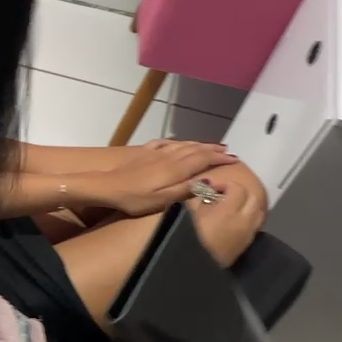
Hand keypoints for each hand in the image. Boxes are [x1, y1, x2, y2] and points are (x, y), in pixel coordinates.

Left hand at [79, 141, 236, 216]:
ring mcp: (156, 152)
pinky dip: (177, 141)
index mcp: (176, 169)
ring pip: (182, 144)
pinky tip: (177, 142)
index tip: (234, 159)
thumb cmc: (134, 198)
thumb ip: (185, 190)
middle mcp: (169, 157)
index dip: (219, 159)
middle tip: (228, 151)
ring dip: (198, 144)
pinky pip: (165, 143)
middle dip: (213, 150)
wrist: (107, 186)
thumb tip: (209, 181)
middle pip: (195, 149)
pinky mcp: (144, 152)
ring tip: (210, 145)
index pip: (204, 160)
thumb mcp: (162, 200)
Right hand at [187, 162, 267, 266]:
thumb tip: (207, 191)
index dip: (226, 185)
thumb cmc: (192, 239)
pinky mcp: (248, 242)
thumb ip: (202, 200)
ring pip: (258, 210)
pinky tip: (236, 221)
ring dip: (248, 205)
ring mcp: (249, 231)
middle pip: (252, 197)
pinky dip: (249, 218)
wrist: (200, 266)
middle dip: (240, 192)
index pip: (237, 189)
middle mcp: (244, 219)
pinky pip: (255, 224)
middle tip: (226, 195)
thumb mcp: (193, 215)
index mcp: (229, 210)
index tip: (213, 188)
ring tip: (234, 207)